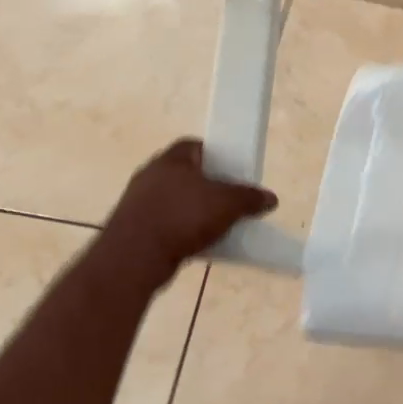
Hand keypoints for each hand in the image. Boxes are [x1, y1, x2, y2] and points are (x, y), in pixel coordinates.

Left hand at [103, 139, 277, 274]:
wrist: (135, 257)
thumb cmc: (183, 217)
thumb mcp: (229, 204)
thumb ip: (250, 198)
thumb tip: (270, 198)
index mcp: (172, 159)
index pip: (195, 146)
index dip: (216, 155)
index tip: (233, 171)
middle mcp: (150, 174)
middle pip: (186, 173)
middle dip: (208, 185)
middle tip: (229, 199)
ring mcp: (137, 200)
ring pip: (174, 198)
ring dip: (193, 208)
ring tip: (215, 224)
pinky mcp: (132, 225)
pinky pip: (164, 220)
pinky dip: (180, 227)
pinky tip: (195, 241)